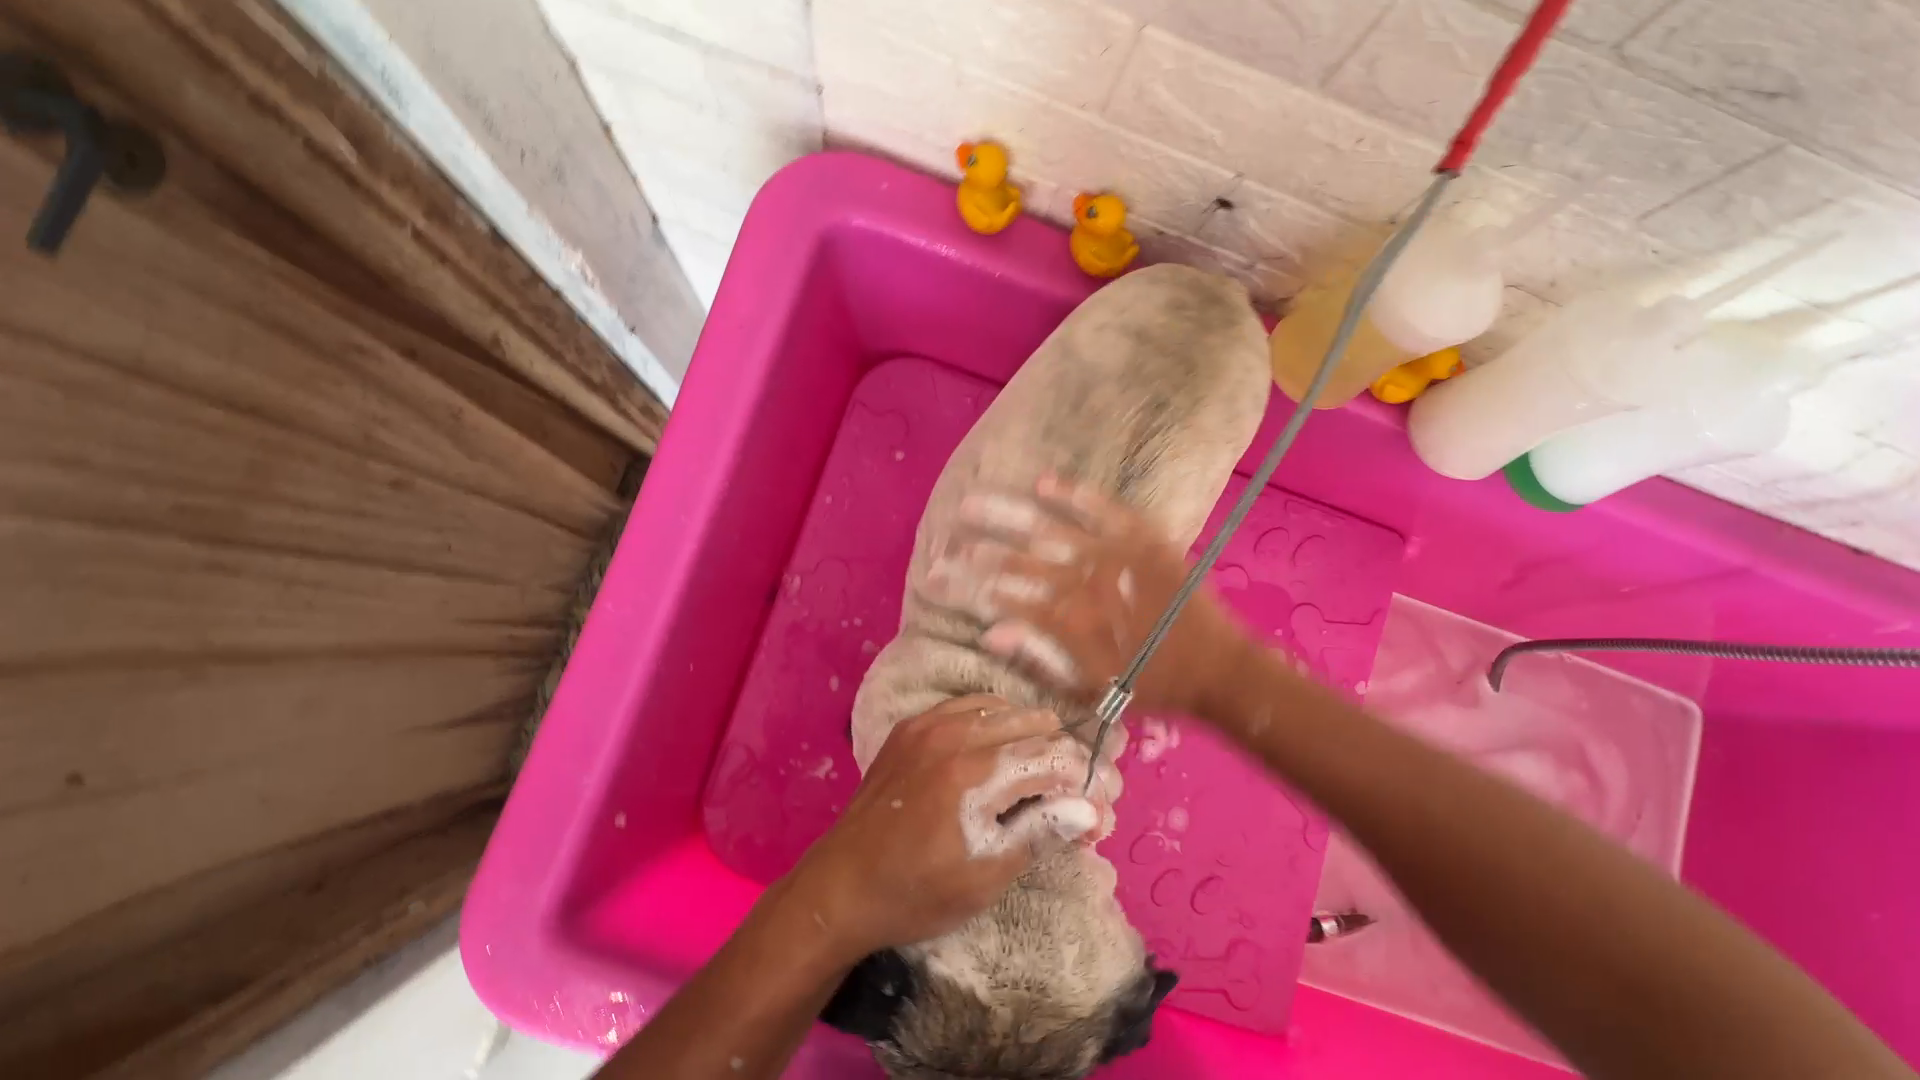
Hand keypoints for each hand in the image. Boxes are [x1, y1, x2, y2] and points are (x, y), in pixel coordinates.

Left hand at [785, 695, 1104, 959]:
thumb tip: (1090, 808)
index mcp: (975, 773)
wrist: (842, 886)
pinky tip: (997, 754)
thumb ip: (1041, 831)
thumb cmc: (918, 892)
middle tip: (1071, 796)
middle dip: (1062, 756)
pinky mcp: (910, 727)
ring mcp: (928, 725)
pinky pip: (967, 707)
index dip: (1086, 778)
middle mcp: (954, 735)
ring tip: (1037, 776)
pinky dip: (993, 723)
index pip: (1054, 754)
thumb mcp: (986, 876)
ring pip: (1003, 708)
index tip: (1098, 806)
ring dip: (1030, 736)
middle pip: (1034, 723)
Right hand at [923, 475, 1257, 717]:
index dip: (962, 586)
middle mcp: (1082, 582)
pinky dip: (1072, 494)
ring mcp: (1112, 555)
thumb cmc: (1148, 684)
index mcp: (1066, 621)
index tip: (933, 576)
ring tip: (970, 504)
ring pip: (1047, 529)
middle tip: (941, 546)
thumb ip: (1037, 657)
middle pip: (1015, 562)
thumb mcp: (1088, 687)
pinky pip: (1101, 508)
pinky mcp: (1142, 538)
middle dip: (973, 554)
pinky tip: (1042, 482)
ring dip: (1005, 516)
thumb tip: (990, 631)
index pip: (999, 597)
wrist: (1218, 669)